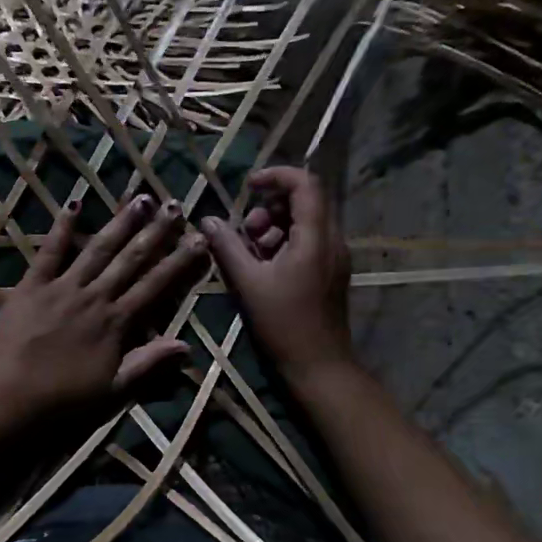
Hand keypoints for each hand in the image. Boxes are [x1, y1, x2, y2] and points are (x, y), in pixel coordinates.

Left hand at [0, 194, 206, 420]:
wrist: (5, 397)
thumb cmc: (61, 400)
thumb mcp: (113, 391)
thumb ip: (148, 364)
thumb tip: (186, 344)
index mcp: (115, 322)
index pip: (155, 285)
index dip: (179, 262)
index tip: (198, 239)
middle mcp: (94, 296)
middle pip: (131, 259)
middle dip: (155, 232)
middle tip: (174, 206)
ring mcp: (62, 287)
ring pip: (98, 248)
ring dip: (121, 222)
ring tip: (140, 198)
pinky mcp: (32, 285)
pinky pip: (50, 251)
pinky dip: (62, 227)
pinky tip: (75, 204)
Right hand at [200, 167, 355, 378]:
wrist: (319, 366)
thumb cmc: (284, 324)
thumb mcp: (248, 282)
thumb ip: (227, 246)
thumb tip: (207, 220)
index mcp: (315, 237)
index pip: (305, 183)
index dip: (276, 175)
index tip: (249, 186)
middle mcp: (332, 240)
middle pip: (304, 201)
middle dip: (270, 206)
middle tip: (248, 231)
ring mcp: (334, 256)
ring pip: (304, 221)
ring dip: (274, 226)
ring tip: (252, 252)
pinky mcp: (330, 271)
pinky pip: (308, 241)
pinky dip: (284, 243)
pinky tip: (264, 266)